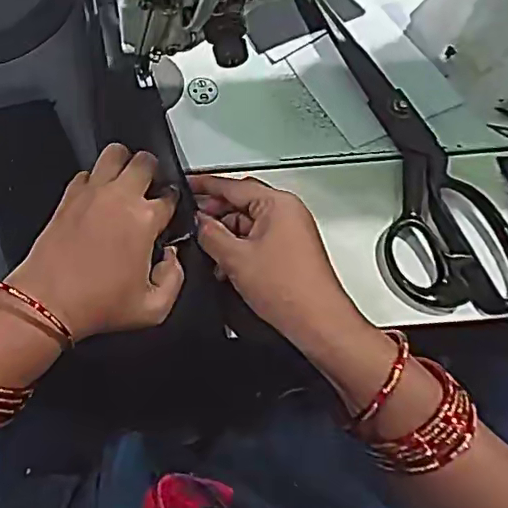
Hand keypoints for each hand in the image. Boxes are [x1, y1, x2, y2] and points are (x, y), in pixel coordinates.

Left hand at [5, 144, 184, 339]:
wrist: (48, 301)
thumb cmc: (96, 303)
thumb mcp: (153, 308)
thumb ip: (174, 278)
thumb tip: (172, 259)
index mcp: (145, 219)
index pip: (170, 195)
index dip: (173, 203)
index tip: (168, 212)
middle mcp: (119, 198)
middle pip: (145, 160)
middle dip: (152, 170)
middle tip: (151, 187)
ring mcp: (91, 193)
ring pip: (113, 153)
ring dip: (124, 162)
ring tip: (126, 180)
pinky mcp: (68, 197)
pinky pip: (85, 172)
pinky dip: (94, 178)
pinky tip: (97, 195)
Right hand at [190, 174, 365, 342]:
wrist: (319, 325)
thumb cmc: (293, 292)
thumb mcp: (235, 258)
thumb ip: (209, 233)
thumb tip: (198, 222)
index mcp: (278, 204)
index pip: (232, 185)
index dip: (204, 184)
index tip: (188, 182)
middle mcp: (288, 213)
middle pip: (240, 202)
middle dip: (214, 214)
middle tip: (193, 222)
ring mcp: (290, 231)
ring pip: (246, 222)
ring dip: (226, 235)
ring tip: (210, 251)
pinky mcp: (289, 250)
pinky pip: (256, 238)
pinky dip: (239, 247)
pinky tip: (226, 264)